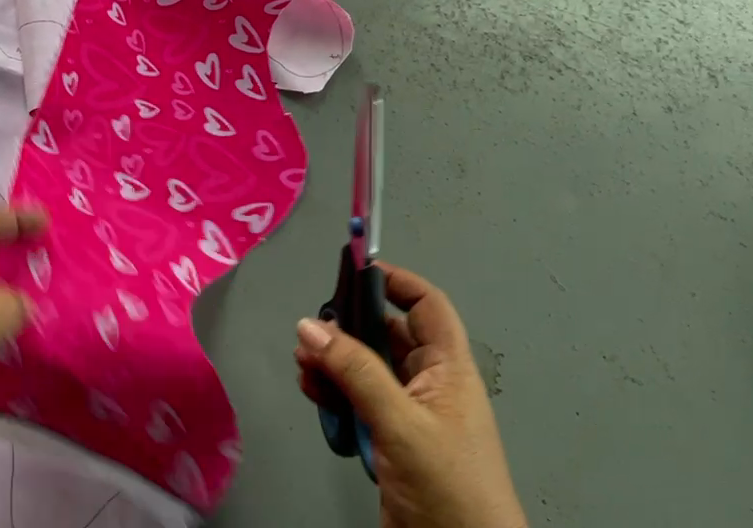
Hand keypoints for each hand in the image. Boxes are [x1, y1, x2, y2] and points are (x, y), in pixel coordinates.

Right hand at [294, 263, 525, 527]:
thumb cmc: (449, 485)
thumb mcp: (401, 423)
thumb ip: (356, 371)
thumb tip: (309, 325)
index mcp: (448, 369)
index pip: (425, 306)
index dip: (394, 281)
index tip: (352, 268)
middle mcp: (429, 383)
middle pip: (385, 334)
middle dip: (347, 327)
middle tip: (312, 330)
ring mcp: (408, 412)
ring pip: (364, 367)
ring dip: (333, 361)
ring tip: (303, 365)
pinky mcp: (388, 439)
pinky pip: (355, 399)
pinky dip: (332, 391)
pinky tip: (312, 392)